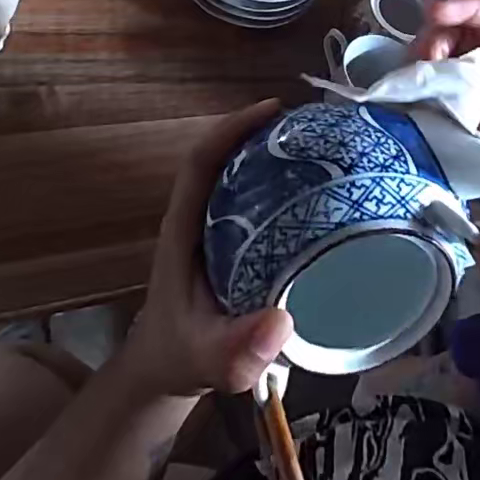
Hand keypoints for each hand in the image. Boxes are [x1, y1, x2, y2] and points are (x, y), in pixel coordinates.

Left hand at [117, 99, 293, 399]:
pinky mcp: (225, 235)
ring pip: (235, 171)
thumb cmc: (178, 355)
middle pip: (221, 155)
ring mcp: (209, 223)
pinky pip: (249, 194)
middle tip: (308, 124)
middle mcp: (195, 214)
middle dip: (257, 131)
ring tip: (314, 142)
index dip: (231, 129)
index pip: (201, 161)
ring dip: (267, 150)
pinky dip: (274, 179)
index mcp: (183, 226)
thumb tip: (284, 320)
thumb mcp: (206, 358)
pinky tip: (308, 185)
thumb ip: (237, 350)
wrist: (165, 368)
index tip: (272, 110)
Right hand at [412, 0, 479, 237]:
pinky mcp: (458, 120)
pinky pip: (433, 92)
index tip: (432, 14)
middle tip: (419, 64)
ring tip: (412, 87)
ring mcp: (479, 98)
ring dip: (423, 64)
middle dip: (436, 37)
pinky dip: (417, 90)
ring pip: (444, 60)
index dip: (468, 6)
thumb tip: (450, 81)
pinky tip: (407, 102)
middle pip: (463, 33)